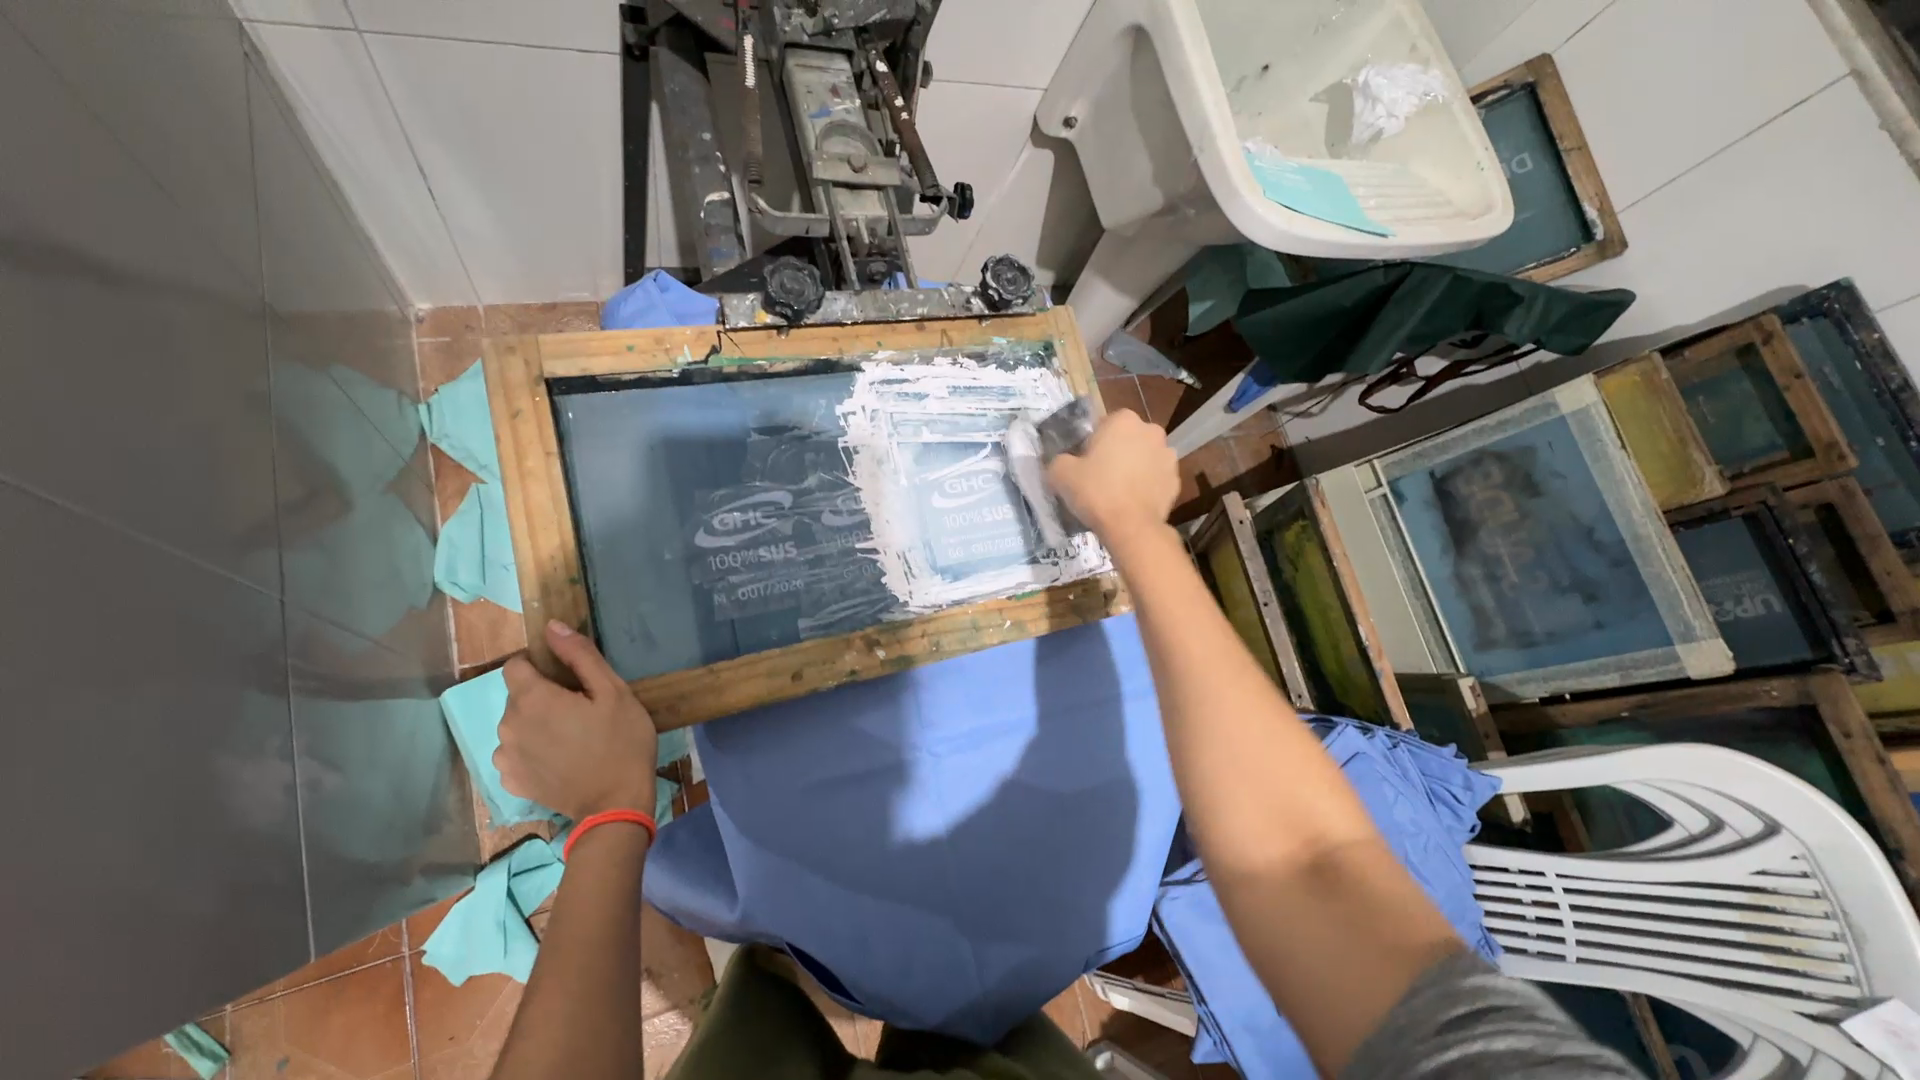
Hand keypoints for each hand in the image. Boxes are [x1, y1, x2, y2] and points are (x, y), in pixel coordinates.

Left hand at [496, 620, 659, 821]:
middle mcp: (509, 725)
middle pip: (517, 697)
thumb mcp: (613, 691)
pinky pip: (514, 754)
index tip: (566, 677)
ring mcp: (506, 756)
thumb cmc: (621, 742)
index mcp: (532, 699)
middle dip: (542, 696)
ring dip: (534, 724)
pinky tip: (557, 760)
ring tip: (570, 738)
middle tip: (580, 710)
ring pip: (515, 726)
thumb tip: (552, 626)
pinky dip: (530, 752)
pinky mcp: (511, 781)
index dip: (538, 665)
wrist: (615, 805)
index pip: (515, 665)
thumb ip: (580, 656)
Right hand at [1046, 410, 1178, 544]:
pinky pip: (1156, 479)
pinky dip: (1146, 487)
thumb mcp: (1061, 474)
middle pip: (1127, 440)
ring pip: (1144, 458)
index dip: (1092, 444)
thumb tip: (1061, 464)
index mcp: (1124, 420)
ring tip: (1117, 493)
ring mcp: (1168, 456)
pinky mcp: (1176, 480)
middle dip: (1116, 453)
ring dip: (1134, 469)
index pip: (1103, 425)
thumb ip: (1058, 461)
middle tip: (1099, 477)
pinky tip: (1132, 503)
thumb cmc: (1096, 492)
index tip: (1084, 464)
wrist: (1130, 527)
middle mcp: (1151, 431)